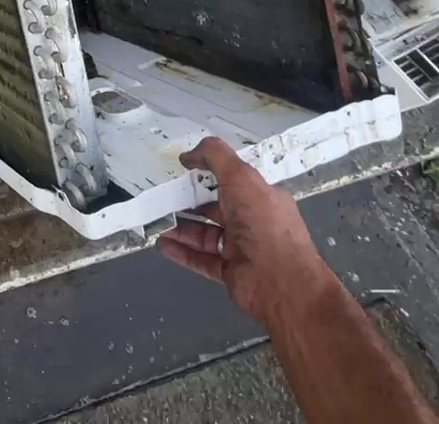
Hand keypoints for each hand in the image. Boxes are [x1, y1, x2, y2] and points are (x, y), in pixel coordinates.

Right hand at [157, 137, 336, 328]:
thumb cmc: (264, 225)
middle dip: (188, 203)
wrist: (283, 284)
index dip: (209, 175)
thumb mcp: (241, 177)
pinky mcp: (231, 272)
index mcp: (262, 200)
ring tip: (155, 222)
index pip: (233, 183)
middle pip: (215, 209)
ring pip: (205, 235)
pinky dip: (181, 251)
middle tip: (161, 197)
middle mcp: (254, 223)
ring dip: (180, 228)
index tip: (182, 171)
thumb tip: (189, 155)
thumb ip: (215, 156)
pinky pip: (201, 259)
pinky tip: (162, 244)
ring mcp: (243, 250)